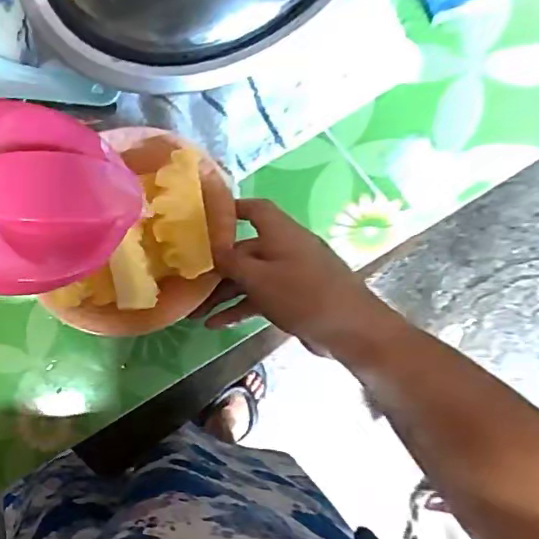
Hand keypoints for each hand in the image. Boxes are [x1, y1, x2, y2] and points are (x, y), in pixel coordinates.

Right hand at [199, 198, 407, 357]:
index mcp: (281, 235)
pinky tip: (215, 325)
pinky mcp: (293, 296)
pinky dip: (238, 308)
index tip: (203, 217)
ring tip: (195, 314)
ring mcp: (291, 274)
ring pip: (248, 278)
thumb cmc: (302, 295)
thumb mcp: (258, 277)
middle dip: (214, 269)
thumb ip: (230, 262)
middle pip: (243, 251)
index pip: (255, 210)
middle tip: (187, 285)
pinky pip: (259, 296)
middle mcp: (286, 249)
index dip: (230, 209)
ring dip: (221, 294)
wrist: (351, 329)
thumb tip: (210, 250)